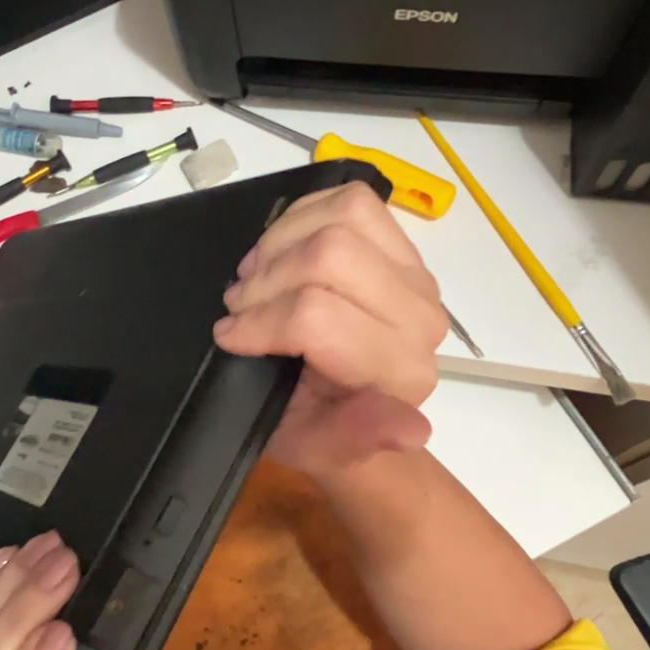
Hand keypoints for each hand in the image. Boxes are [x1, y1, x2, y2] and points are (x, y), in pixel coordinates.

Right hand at [214, 182, 448, 477]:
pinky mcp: (402, 244)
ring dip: (279, 242)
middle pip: (329, 254)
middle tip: (238, 306)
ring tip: (256, 279)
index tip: (228, 337)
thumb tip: (410, 429)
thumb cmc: (323, 429)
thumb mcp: (321, 450)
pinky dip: (301, 216)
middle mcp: (420, 317)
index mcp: (401, 371)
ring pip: (341, 218)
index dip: (258, 321)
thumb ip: (355, 438)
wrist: (352, 410)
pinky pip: (351, 199)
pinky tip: (280, 252)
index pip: (316, 315)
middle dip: (265, 278)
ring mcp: (415, 274)